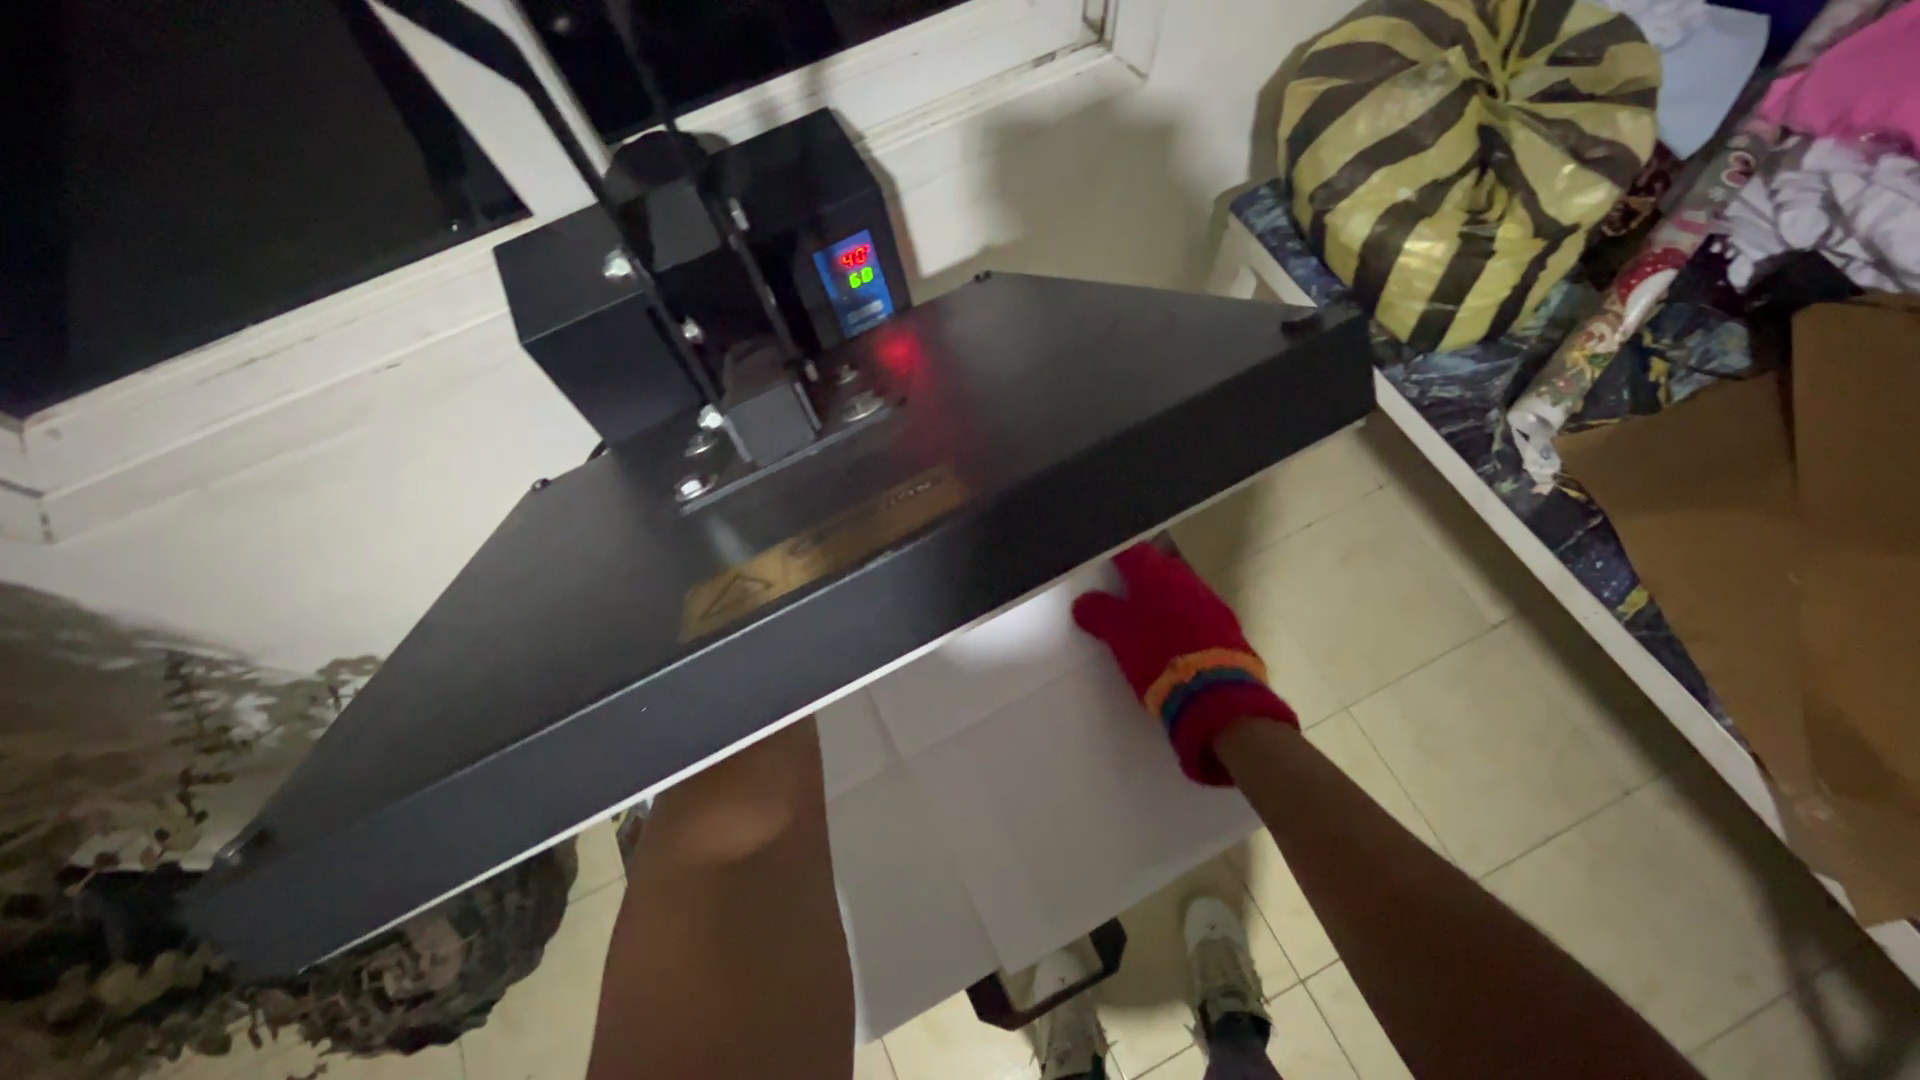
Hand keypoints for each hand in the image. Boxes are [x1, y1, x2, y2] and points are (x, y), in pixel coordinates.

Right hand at [1072, 543, 1296, 784]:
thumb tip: (1083, 601)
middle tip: (1126, 591)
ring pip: (1182, 588)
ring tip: (1151, 617)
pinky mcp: (1228, 626)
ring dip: (1167, 597)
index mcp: (1155, 575)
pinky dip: (1185, 619)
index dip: (1117, 556)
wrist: (1214, 692)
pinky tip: (1178, 637)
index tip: (1106, 565)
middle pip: (1161, 566)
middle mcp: (1185, 579)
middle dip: (1144, 575)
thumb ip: (1099, 614)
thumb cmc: (1157, 655)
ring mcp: (1210, 601)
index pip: (1132, 552)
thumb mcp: (1118, 636)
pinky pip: (1200, 612)